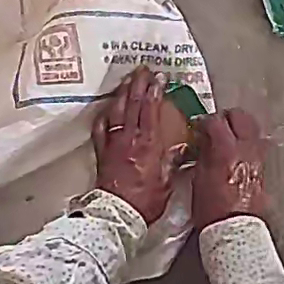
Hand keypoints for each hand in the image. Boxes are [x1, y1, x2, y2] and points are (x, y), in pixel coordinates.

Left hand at [92, 67, 183, 223]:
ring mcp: (112, 143)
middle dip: (138, 84)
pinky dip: (105, 115)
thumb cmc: (145, 200)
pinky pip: (101, 128)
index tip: (159, 78)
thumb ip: (173, 161)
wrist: (117, 214)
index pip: (150, 109)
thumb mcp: (167, 181)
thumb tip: (182, 147)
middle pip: (132, 104)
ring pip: (116, 111)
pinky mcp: (101, 152)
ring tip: (127, 80)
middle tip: (143, 69)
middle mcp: (129, 138)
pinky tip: (107, 108)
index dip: (154, 91)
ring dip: (122, 93)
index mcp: (147, 143)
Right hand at [193, 108, 267, 226]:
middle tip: (214, 125)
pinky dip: (247, 141)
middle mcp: (246, 149)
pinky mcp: (263, 167)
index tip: (198, 125)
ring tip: (227, 136)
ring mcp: (257, 156)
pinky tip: (237, 150)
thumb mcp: (198, 177)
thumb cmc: (211, 207)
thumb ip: (204, 152)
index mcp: (226, 150)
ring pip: (253, 127)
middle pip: (240, 116)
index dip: (204, 120)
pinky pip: (257, 143)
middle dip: (226, 117)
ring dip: (239, 127)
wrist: (234, 228)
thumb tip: (205, 138)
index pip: (216, 121)